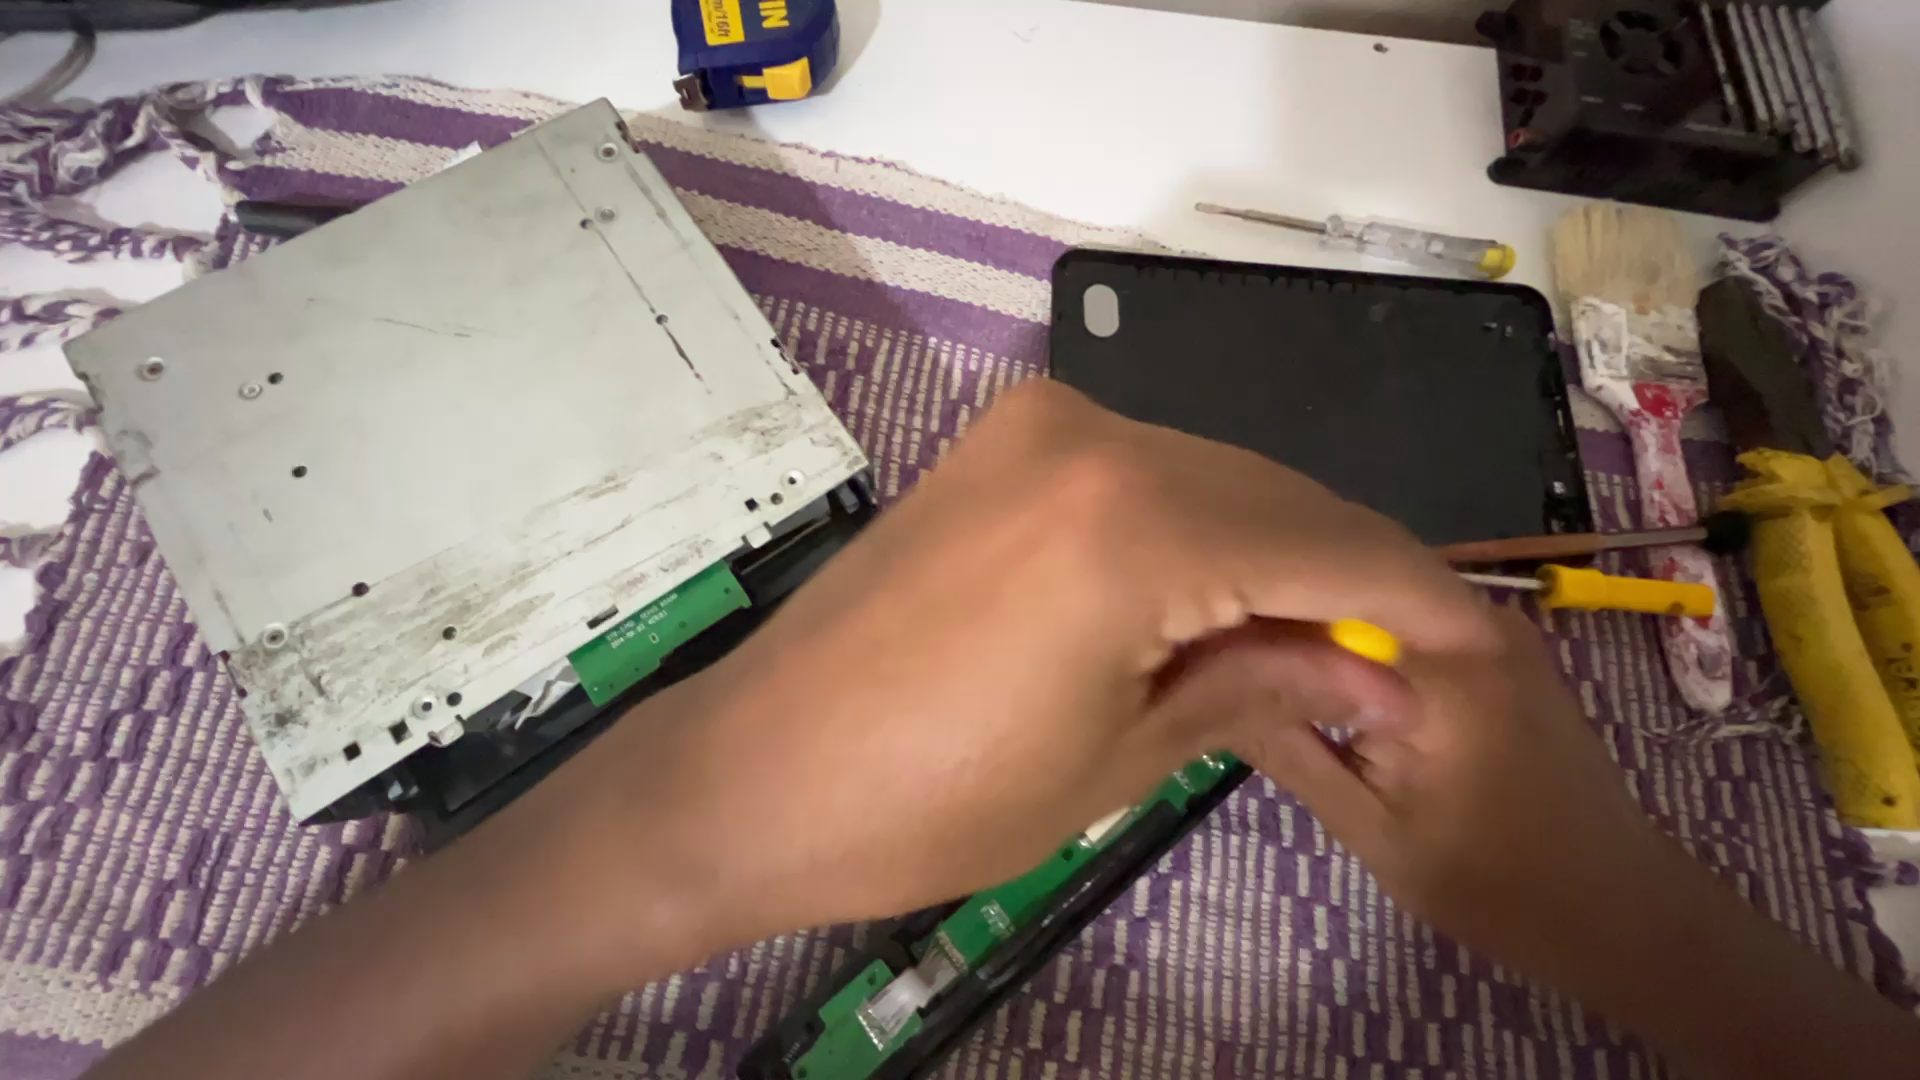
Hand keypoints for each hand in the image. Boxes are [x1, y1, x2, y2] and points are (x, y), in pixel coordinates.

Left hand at [561, 378, 1496, 961]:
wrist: (762, 766)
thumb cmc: (936, 796)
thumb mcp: (1121, 755)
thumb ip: (1259, 683)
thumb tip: (1375, 668)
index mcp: (1133, 520)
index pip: (1326, 543)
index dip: (1411, 599)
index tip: (1470, 644)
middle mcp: (1091, 437)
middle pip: (1269, 493)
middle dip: (1338, 573)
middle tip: (1383, 655)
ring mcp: (1032, 428)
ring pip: (1204, 476)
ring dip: (1263, 548)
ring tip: (1299, 635)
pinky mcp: (994, 445)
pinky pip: (1132, 474)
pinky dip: (1187, 527)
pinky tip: (1205, 589)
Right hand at [1237, 607, 1919, 1079]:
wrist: (1629, 917)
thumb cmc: (1495, 884)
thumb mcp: (1368, 828)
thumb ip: (1287, 747)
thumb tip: (1200, 684)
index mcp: (1441, 659)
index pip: (1316, 588)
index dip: (1251, 605)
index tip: (1197, 632)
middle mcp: (1473, 617)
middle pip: (1342, 581)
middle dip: (1276, 609)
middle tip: (1210, 645)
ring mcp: (1490, 624)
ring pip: (1368, 594)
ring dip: (1311, 620)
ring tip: (1250, 654)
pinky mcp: (1494, 642)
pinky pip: (1399, 614)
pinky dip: (1352, 634)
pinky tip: (1314, 667)